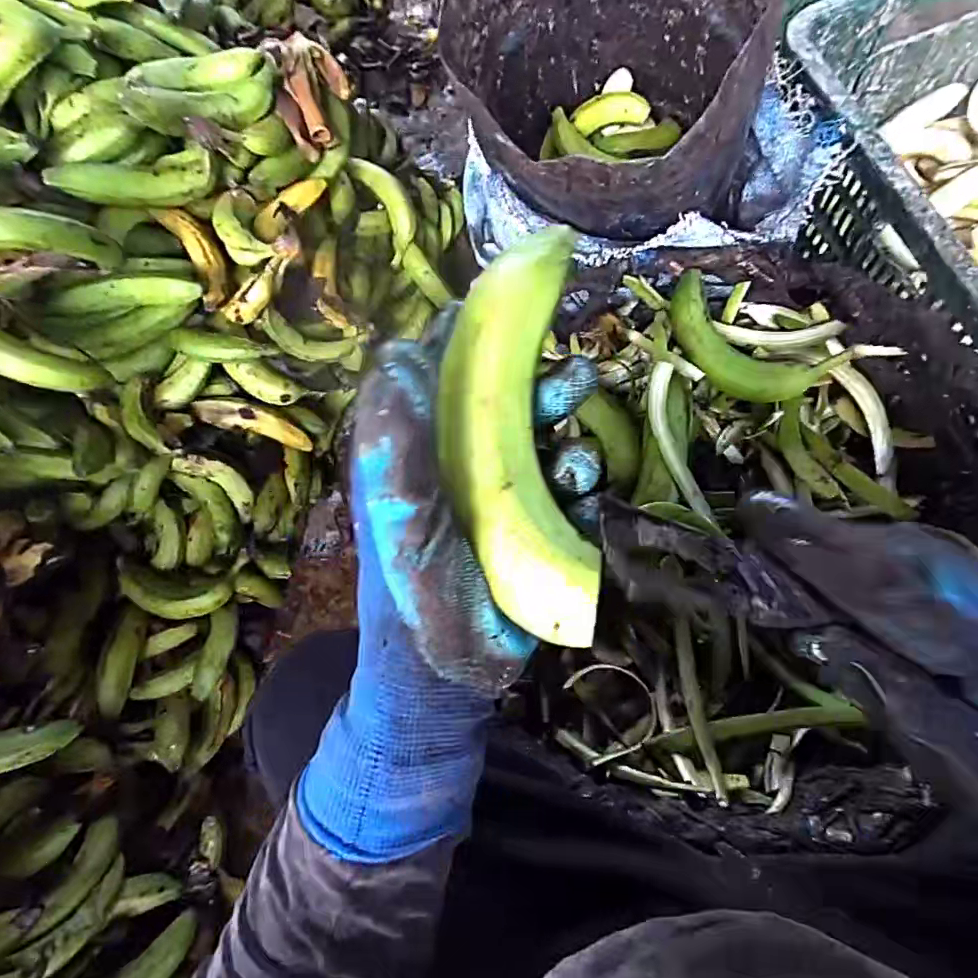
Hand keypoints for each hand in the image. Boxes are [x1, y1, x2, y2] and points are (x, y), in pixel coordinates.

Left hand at [296, 309, 598, 862]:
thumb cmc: (409, 593)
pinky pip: (574, 489)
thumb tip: (394, 356)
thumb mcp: (397, 516)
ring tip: (576, 440)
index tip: (501, 303)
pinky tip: (580, 492)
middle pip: (509, 401)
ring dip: (569, 429)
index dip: (468, 338)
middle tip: (574, 375)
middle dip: (542, 382)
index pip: (444, 377)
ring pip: (550, 438)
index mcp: (425, 452)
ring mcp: (509, 495)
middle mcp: (467, 464)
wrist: (447, 674)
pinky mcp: (542, 527)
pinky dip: (583, 482)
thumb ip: (394, 443)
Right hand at [736, 493, 977, 866]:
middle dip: (820, 533)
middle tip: (758, 512)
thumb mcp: (971, 769)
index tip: (760, 519)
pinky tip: (847, 555)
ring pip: (910, 552)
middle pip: (894, 555)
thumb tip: (822, 637)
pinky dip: (872, 553)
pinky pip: (924, 566)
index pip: (881, 587)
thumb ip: (895, 695)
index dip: (815, 553)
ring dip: (844, 538)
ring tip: (787, 528)